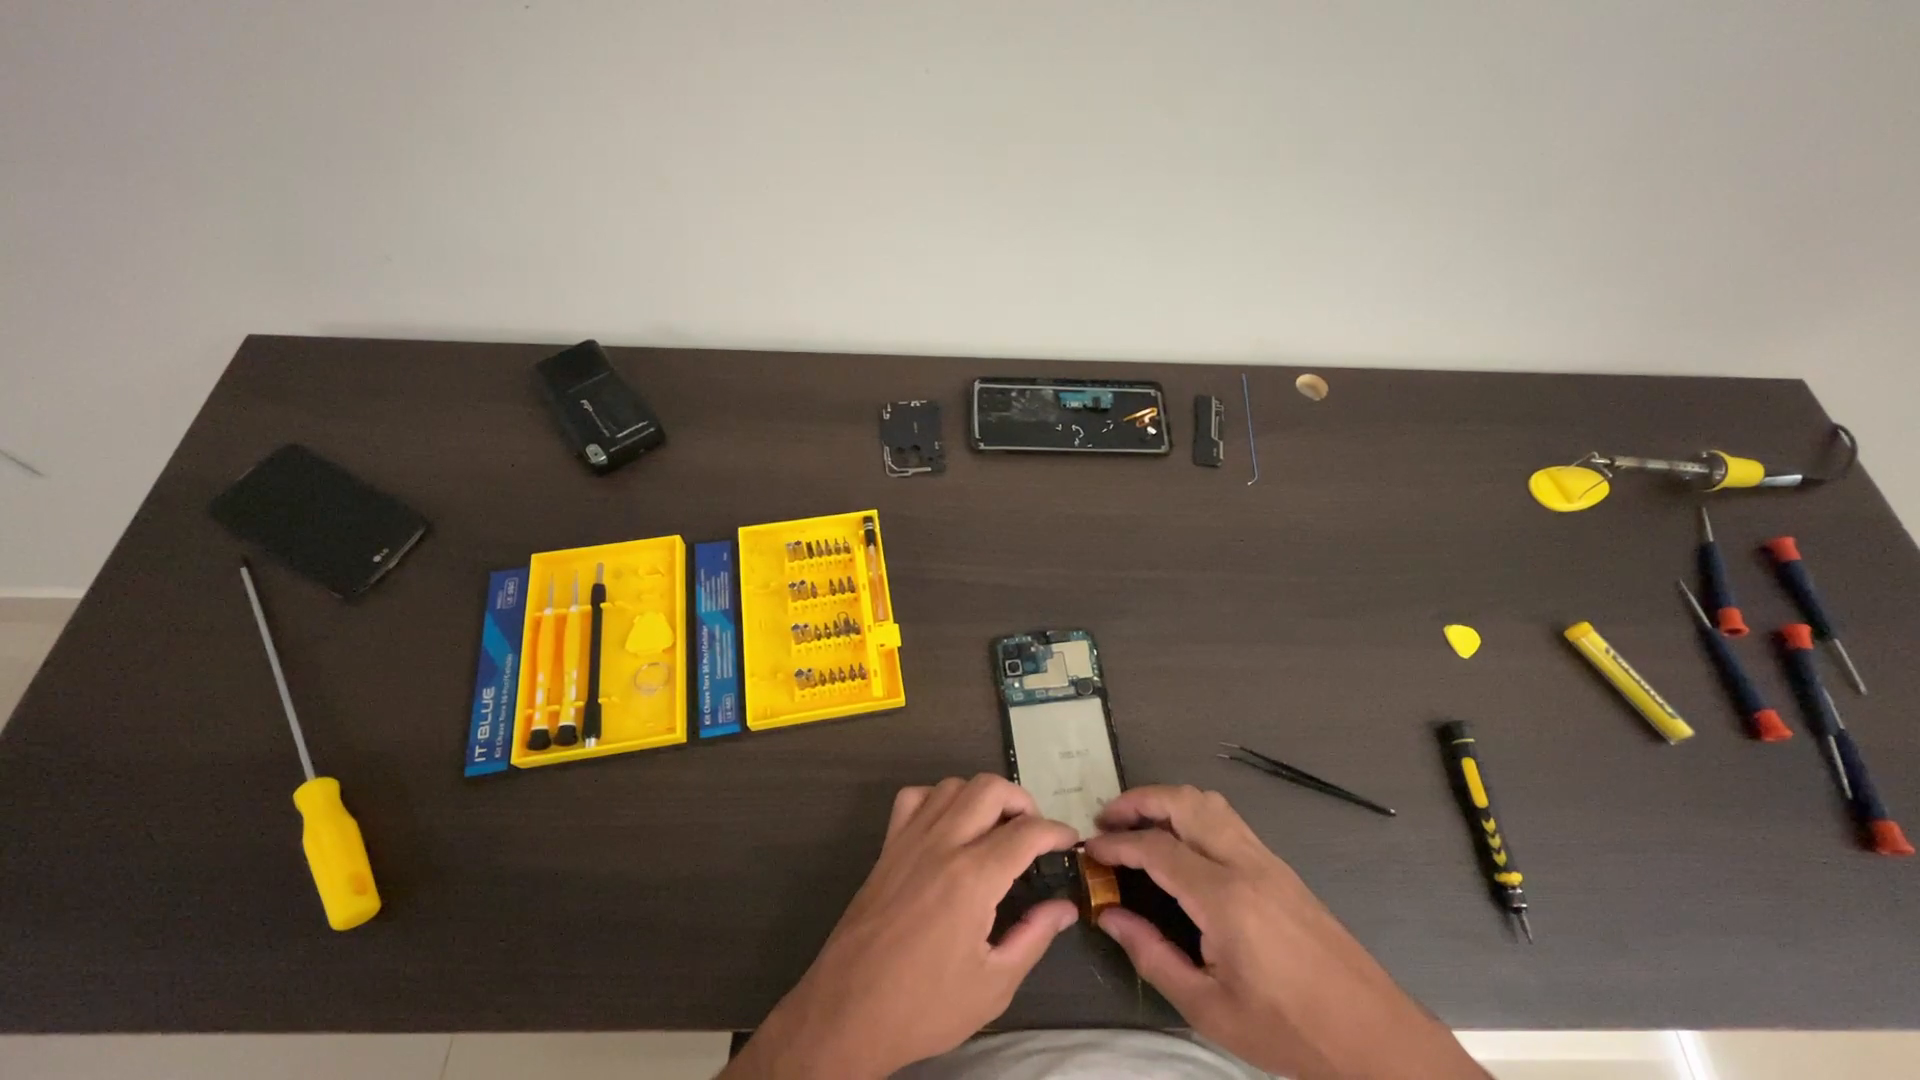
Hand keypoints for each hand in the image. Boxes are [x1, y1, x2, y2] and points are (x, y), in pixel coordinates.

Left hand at [722, 775, 1079, 1079]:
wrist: (847, 1013)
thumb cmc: (924, 1007)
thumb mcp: (993, 985)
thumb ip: (1033, 937)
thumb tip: (1064, 907)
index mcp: (973, 878)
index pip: (1027, 832)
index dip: (1057, 832)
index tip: (1071, 843)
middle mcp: (941, 845)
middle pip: (989, 789)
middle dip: (1023, 801)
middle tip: (1035, 834)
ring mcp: (908, 842)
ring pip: (951, 785)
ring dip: (981, 796)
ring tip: (996, 828)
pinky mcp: (886, 850)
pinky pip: (913, 799)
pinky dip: (938, 800)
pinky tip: (949, 827)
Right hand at [1085, 786, 1486, 1079]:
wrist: (1370, 1032)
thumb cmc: (1285, 1027)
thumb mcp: (1207, 1007)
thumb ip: (1151, 955)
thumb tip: (1109, 916)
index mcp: (1225, 898)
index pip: (1156, 848)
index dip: (1116, 844)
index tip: (1088, 851)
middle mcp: (1246, 864)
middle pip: (1185, 803)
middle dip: (1139, 801)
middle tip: (1106, 820)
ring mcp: (1268, 861)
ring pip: (1211, 803)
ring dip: (1168, 801)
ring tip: (1137, 824)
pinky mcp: (1281, 868)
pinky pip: (1229, 820)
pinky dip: (1193, 814)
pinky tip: (1179, 843)